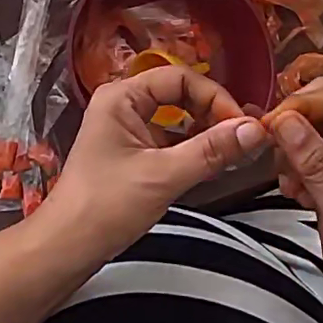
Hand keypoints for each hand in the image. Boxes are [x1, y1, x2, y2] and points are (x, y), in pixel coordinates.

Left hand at [39, 66, 267, 259]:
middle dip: (211, 112)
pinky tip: (212, 162)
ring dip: (204, 131)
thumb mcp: (163, 175)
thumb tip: (254, 129)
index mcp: (121, 96)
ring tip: (234, 150)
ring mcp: (125, 128)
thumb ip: (211, 150)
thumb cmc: (106, 205)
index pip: (179, 78)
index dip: (214, 97)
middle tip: (242, 138)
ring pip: (175, 117)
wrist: (68, 244)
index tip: (242, 125)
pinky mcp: (131, 152)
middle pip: (178, 94)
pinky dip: (191, 148)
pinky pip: (169, 139)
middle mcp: (121, 105)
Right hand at [263, 78, 322, 322]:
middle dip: (293, 129)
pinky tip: (296, 194)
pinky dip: (294, 171)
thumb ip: (314, 163)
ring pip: (310, 134)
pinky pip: (307, 157)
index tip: (271, 126)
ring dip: (292, 154)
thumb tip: (284, 119)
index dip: (302, 106)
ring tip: (292, 185)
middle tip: (275, 157)